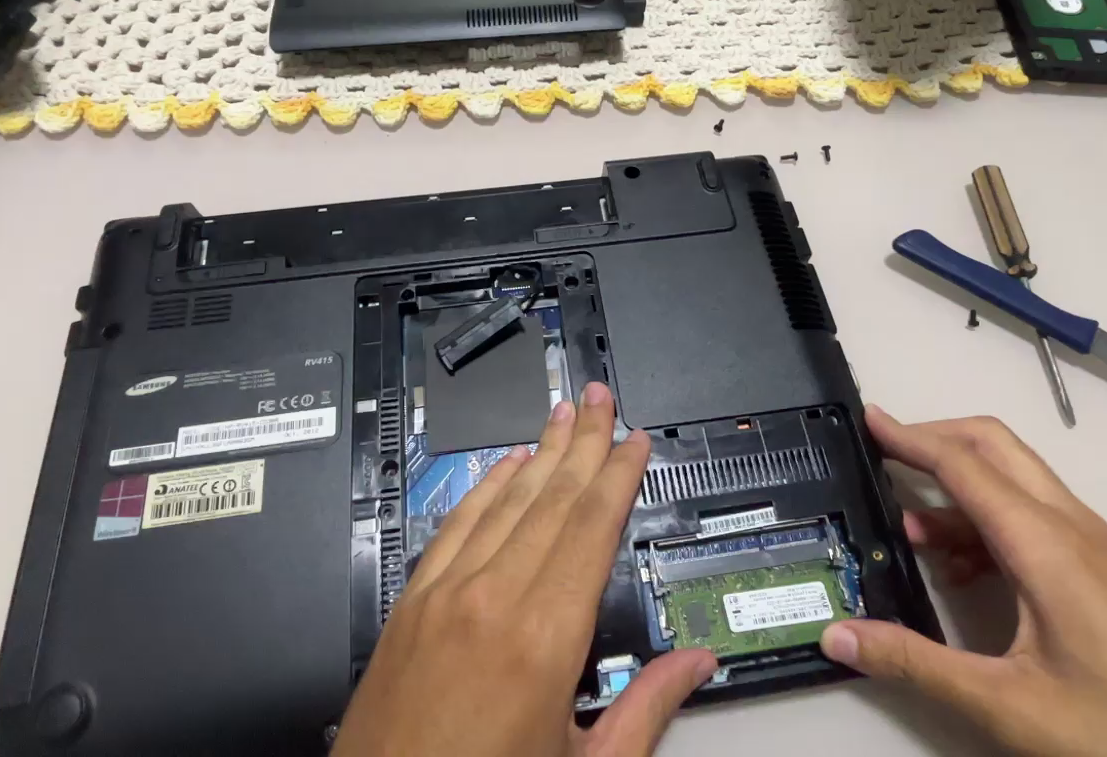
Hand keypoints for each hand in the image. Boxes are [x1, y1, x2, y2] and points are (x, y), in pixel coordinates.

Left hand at [333, 382, 716, 756]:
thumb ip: (646, 709)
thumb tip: (694, 667)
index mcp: (545, 638)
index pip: (592, 528)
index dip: (617, 475)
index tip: (634, 442)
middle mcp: (493, 599)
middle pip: (552, 498)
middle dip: (583, 441)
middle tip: (599, 398)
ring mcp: (446, 594)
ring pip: (505, 500)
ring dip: (539, 451)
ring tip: (562, 413)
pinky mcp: (412, 601)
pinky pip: (455, 524)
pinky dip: (485, 488)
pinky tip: (505, 465)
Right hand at [820, 409, 1106, 756]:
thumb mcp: (1008, 706)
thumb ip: (916, 664)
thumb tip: (838, 637)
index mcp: (1046, 545)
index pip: (963, 466)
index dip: (910, 438)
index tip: (868, 419)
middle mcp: (1075, 529)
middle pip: (998, 448)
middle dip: (938, 438)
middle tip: (886, 451)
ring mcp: (1102, 549)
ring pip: (1021, 484)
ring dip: (964, 489)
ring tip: (915, 534)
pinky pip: (1042, 518)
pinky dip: (993, 522)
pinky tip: (970, 574)